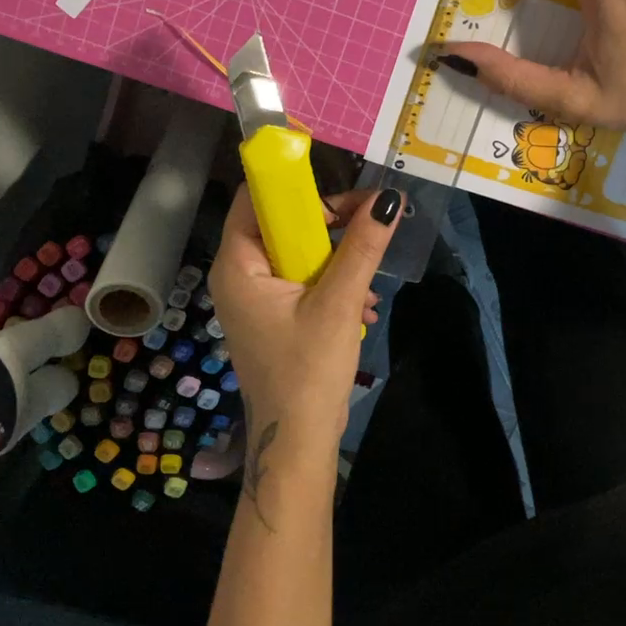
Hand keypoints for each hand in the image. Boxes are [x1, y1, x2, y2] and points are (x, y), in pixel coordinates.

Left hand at [208, 186, 401, 453]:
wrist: (298, 441)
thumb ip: (363, 247)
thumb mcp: (340, 302)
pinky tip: (362, 305)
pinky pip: (303, 279)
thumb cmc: (308, 369)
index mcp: (238, 265)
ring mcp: (256, 298)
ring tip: (369, 278)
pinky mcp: (274, 316)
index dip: (293, 186)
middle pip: (281, 224)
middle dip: (328, 225)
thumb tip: (388, 199)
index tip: (338, 184)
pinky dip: (332, 283)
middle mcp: (239, 275)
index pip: (255, 199)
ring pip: (298, 253)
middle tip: (367, 225)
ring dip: (337, 258)